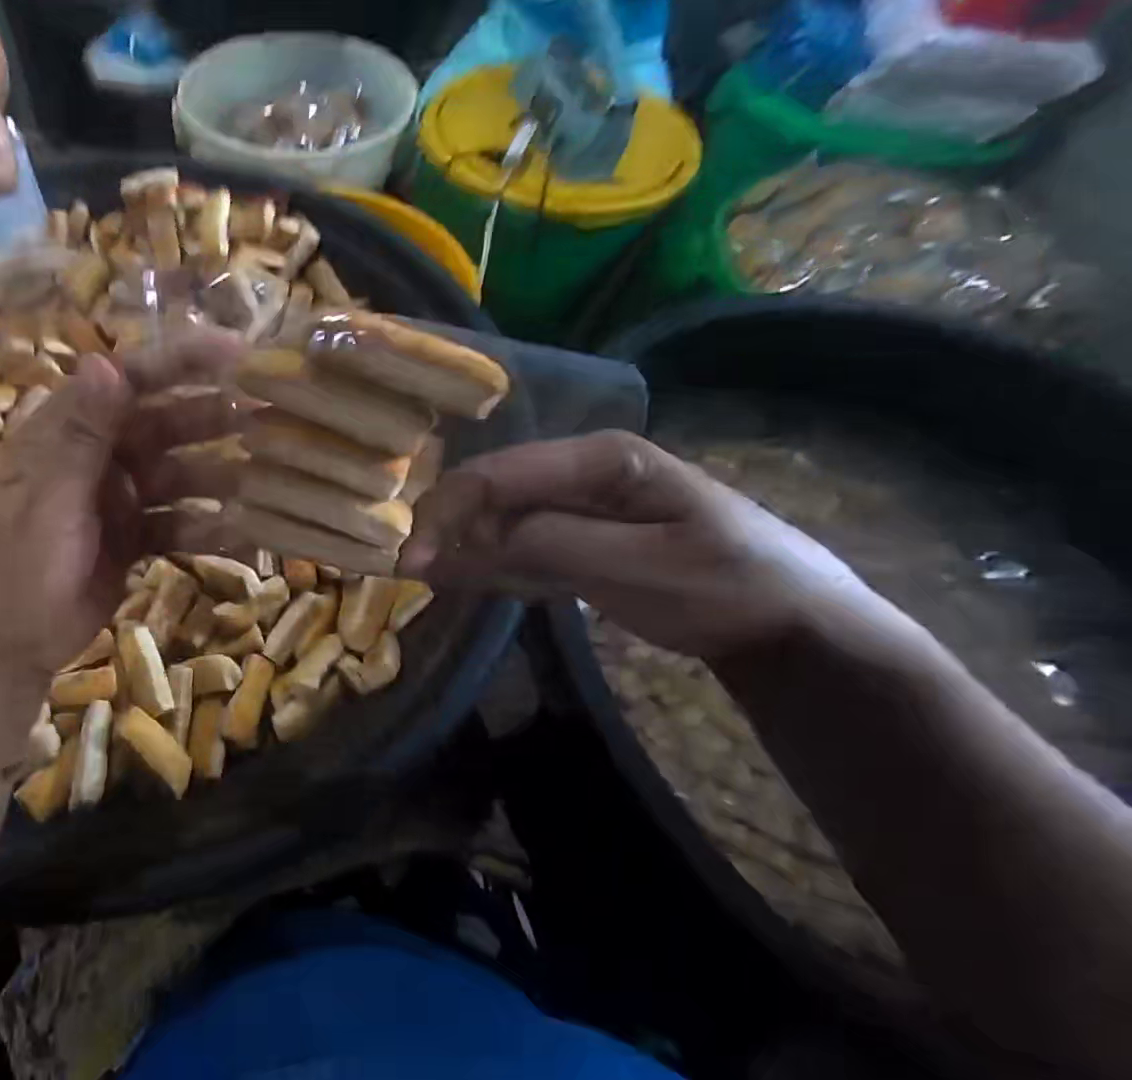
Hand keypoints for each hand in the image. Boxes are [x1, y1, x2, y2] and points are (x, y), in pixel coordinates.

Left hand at [0, 332, 245, 693]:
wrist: (4, 652)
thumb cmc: (13, 572)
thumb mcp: (47, 502)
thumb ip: (80, 437)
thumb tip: (105, 361)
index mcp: (63, 435)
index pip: (125, 381)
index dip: (180, 362)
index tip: (238, 352)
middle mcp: (95, 459)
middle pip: (162, 425)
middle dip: (212, 420)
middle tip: (270, 418)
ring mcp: (117, 500)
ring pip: (177, 475)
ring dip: (219, 477)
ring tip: (267, 480)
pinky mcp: (133, 539)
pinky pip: (177, 525)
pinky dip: (207, 529)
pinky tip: (246, 534)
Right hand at [398, 431, 888, 660]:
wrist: (786, 623)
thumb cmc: (727, 586)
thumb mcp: (644, 566)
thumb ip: (555, 544)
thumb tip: (473, 540)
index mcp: (599, 458)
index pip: (498, 473)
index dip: (447, 512)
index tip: (415, 564)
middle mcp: (578, 470)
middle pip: (487, 491)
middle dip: (446, 529)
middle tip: (416, 578)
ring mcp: (574, 504)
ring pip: (493, 519)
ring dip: (461, 549)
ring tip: (437, 585)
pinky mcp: (573, 536)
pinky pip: (513, 545)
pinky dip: (487, 565)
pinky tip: (474, 585)